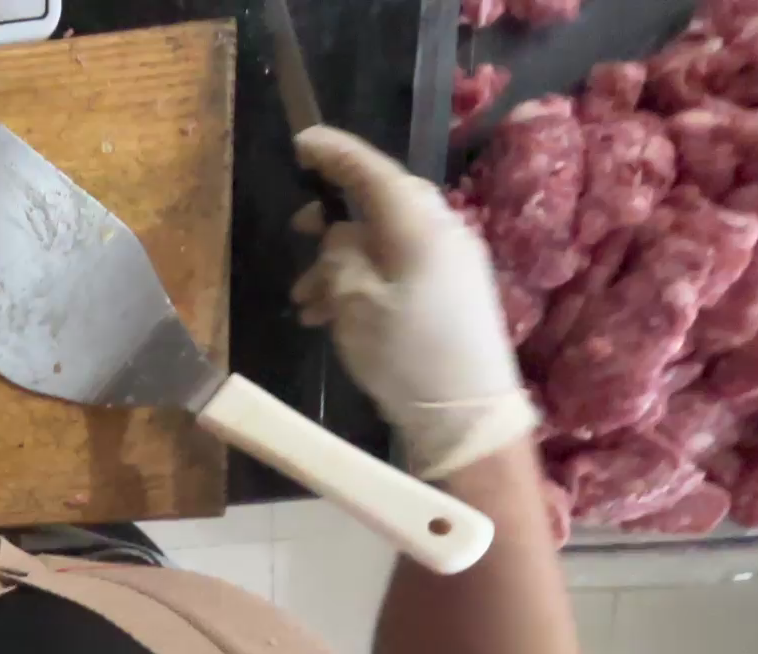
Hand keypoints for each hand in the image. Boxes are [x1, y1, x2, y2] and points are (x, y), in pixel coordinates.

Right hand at [290, 126, 537, 479]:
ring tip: (303, 304)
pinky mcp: (441, 290)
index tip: (302, 141)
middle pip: (376, 208)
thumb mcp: (355, 303)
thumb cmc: (405, 352)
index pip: (373, 175)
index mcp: (418, 229)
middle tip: (296, 234)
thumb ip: (340, 258)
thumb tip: (337, 235)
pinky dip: (353, 284)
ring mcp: (442, 263)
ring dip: (334, 267)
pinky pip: (387, 269)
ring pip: (375, 244)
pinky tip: (326, 315)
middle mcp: (436, 234)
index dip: (335, 156)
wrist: (461, 407)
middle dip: (331, 223)